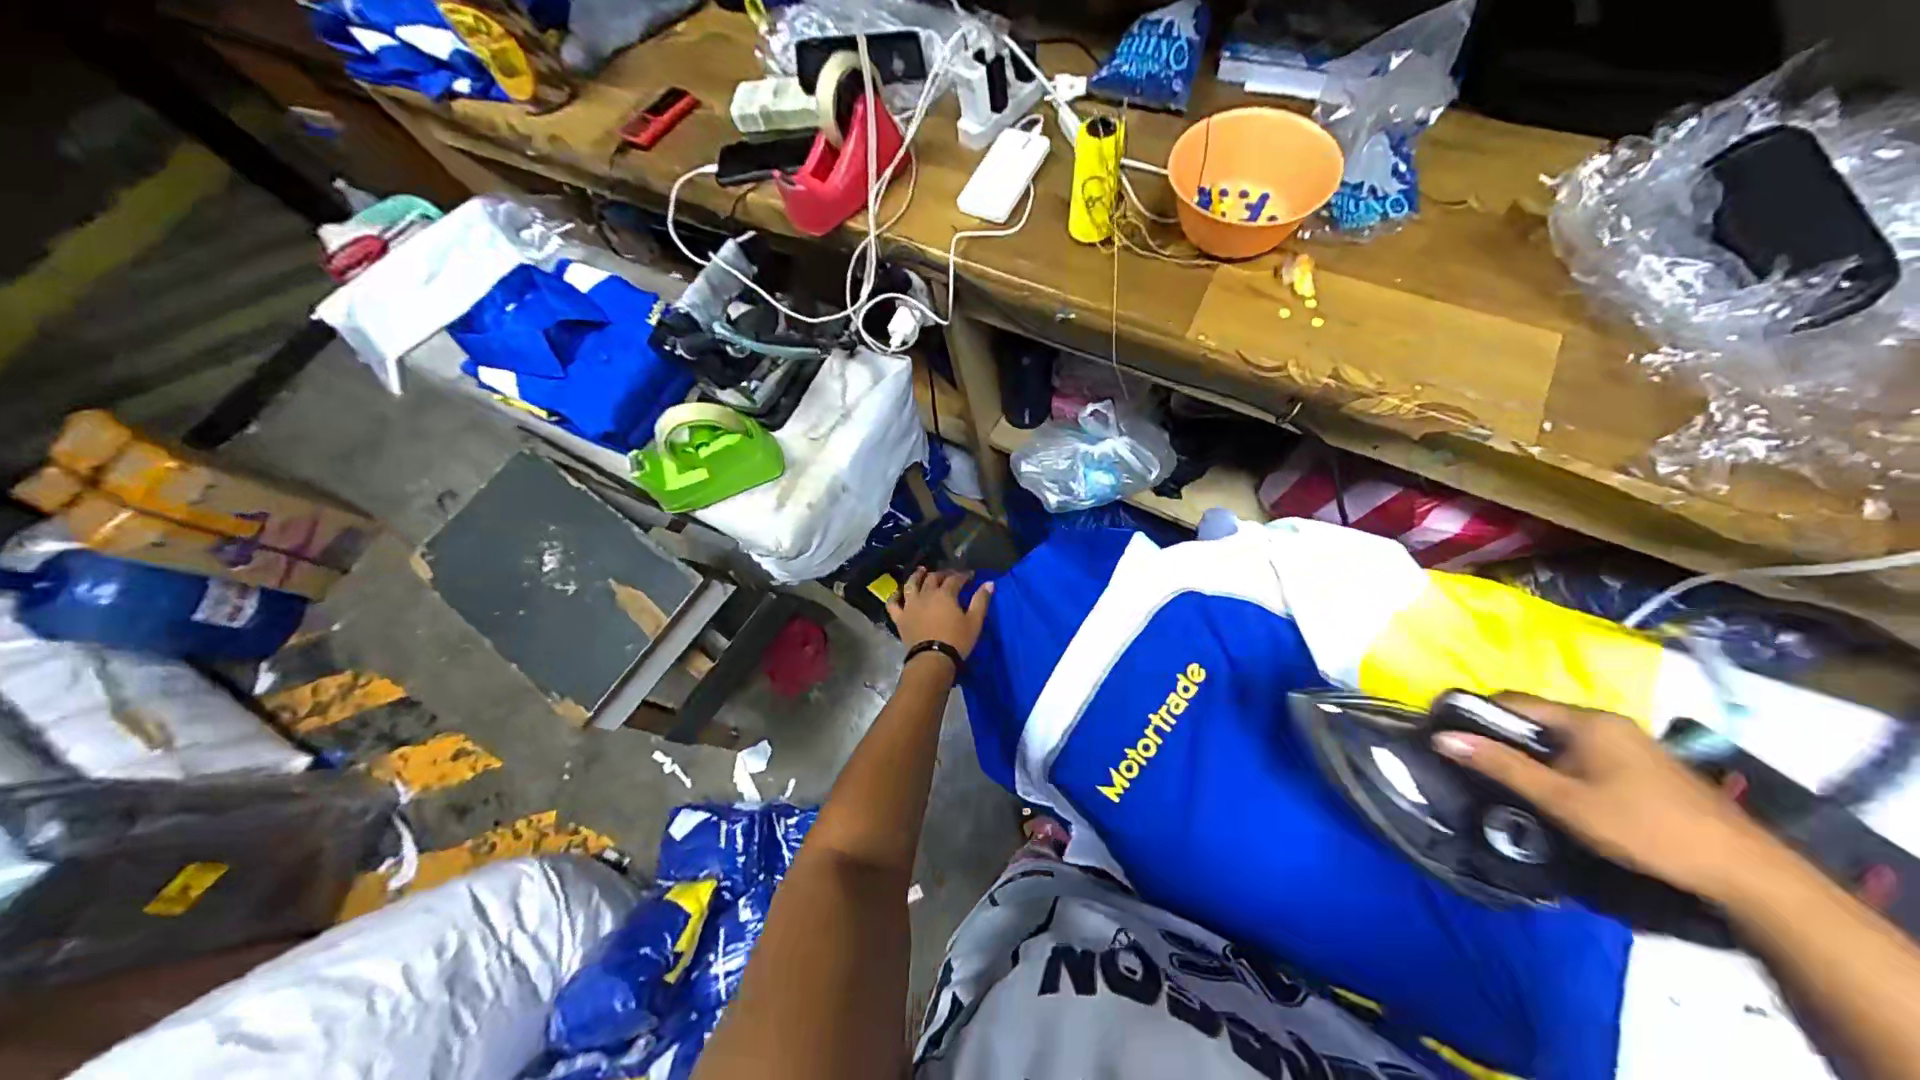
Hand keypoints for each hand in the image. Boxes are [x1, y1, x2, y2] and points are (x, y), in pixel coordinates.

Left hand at [886, 568, 991, 660]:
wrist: (933, 659)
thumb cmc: (956, 640)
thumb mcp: (974, 621)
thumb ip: (981, 600)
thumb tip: (989, 583)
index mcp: (944, 594)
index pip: (954, 579)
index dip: (963, 575)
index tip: (970, 575)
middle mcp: (925, 595)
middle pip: (932, 578)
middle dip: (942, 574)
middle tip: (949, 575)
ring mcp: (910, 605)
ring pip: (911, 585)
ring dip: (916, 576)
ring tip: (921, 571)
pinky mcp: (900, 618)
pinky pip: (893, 604)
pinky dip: (894, 596)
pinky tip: (897, 593)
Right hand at [1432, 694, 1783, 902]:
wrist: (1745, 872)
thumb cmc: (1644, 828)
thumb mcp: (1563, 800)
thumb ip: (1503, 766)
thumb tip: (1443, 738)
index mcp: (1587, 720)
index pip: (1514, 701)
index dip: (1478, 714)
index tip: (1450, 735)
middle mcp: (1608, 721)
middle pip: (1538, 719)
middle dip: (1505, 738)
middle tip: (1478, 765)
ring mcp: (1631, 743)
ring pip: (1562, 738)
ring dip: (1534, 754)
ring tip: (1512, 782)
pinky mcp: (1645, 766)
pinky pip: (1585, 752)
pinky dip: (1561, 764)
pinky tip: (1557, 792)